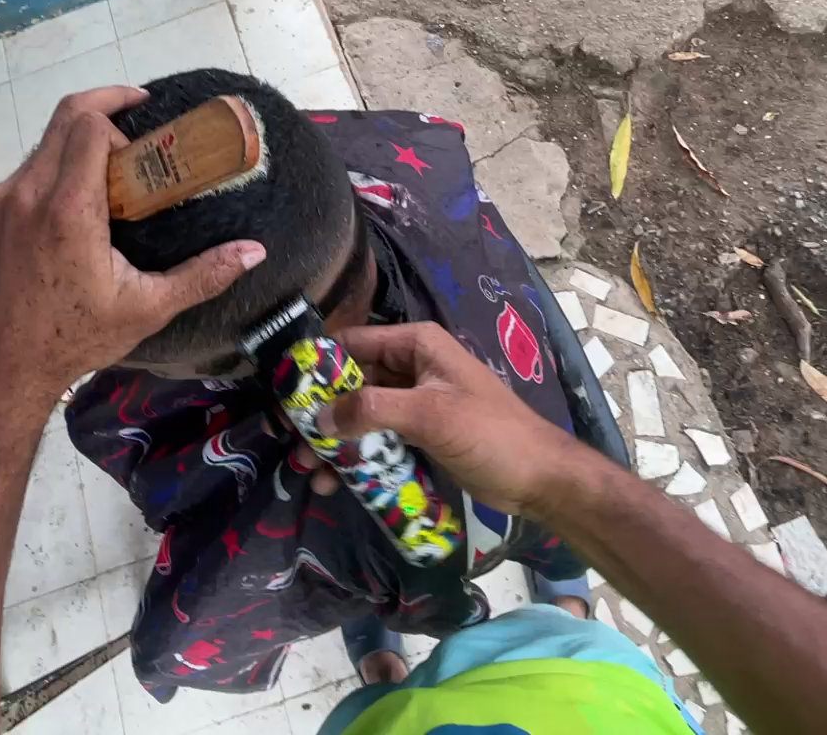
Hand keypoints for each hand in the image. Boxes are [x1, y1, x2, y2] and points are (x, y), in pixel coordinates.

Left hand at [0, 87, 265, 408]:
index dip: (117, 115)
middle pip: (64, 117)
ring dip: (78, 143)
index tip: (145, 128)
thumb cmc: (74, 338)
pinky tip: (77, 203)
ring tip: (111, 169)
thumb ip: (203, 275)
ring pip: (43, 144)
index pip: (87, 124)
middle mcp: (26, 193)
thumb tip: (255, 251)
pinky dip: (54, 169)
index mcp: (68, 209)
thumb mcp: (147, 308)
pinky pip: (25, 171)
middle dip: (103, 106)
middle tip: (137, 119)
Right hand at [312, 322, 578, 513]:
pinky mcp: (418, 434)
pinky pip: (378, 439)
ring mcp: (414, 402)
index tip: (287, 395)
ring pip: (362, 414)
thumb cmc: (489, 433)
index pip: (354, 343)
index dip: (318, 366)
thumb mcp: (430, 414)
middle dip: (323, 412)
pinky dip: (357, 456)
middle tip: (294, 443)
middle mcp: (411, 366)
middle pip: (353, 383)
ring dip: (336, 440)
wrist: (539, 479)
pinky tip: (336, 482)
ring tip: (309, 470)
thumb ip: (373, 408)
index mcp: (417, 344)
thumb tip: (321, 416)